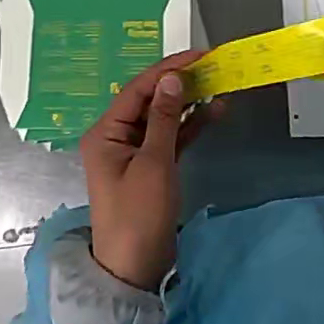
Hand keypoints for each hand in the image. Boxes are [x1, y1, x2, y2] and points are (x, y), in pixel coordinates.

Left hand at [79, 50, 219, 289]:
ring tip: (218, 85)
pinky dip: (189, 127)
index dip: (167, 70)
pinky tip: (213, 113)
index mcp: (105, 132)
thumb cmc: (138, 215)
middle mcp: (115, 136)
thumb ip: (164, 120)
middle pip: (148, 101)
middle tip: (212, 67)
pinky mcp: (150, 167)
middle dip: (179, 84)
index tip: (198, 55)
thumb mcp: (153, 164)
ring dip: (188, 104)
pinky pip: (169, 138)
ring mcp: (132, 152)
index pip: (137, 90)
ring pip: (162, 118)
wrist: (133, 268)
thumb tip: (173, 80)